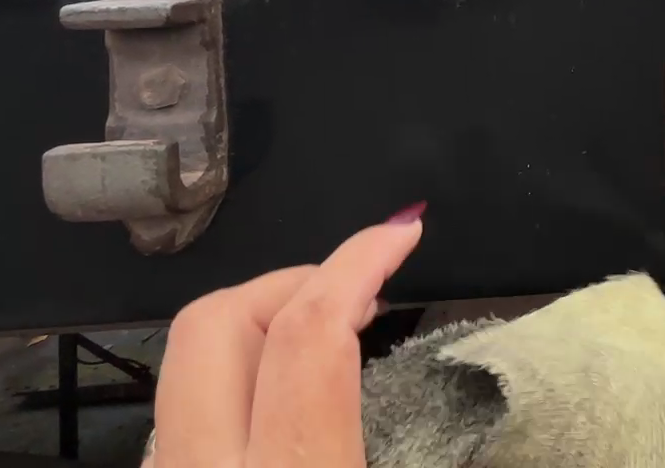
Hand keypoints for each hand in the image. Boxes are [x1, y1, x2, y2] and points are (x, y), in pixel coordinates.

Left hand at [147, 206, 425, 467]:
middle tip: (358, 292)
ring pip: (191, 360)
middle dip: (299, 278)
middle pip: (216, 322)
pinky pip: (187, 407)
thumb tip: (477, 382)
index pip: (308, 333)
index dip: (360, 261)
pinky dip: (244, 373)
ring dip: (268, 322)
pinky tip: (288, 395)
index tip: (403, 232)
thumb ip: (433, 431)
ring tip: (335, 338)